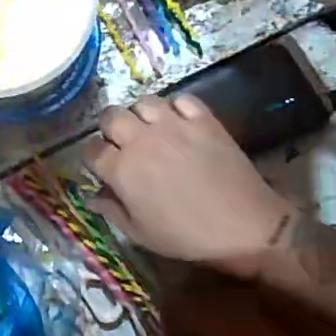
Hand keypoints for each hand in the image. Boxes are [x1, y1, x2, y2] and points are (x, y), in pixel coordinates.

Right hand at [83, 95, 296, 273]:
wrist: (244, 226)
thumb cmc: (186, 236)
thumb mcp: (140, 233)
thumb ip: (112, 210)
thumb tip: (93, 196)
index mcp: (121, 169)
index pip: (91, 149)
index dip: (93, 157)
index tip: (102, 165)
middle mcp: (141, 140)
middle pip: (110, 116)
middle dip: (110, 128)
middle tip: (122, 143)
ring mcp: (174, 125)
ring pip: (143, 102)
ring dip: (141, 114)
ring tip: (150, 129)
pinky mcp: (203, 120)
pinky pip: (181, 99)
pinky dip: (176, 107)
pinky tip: (179, 122)